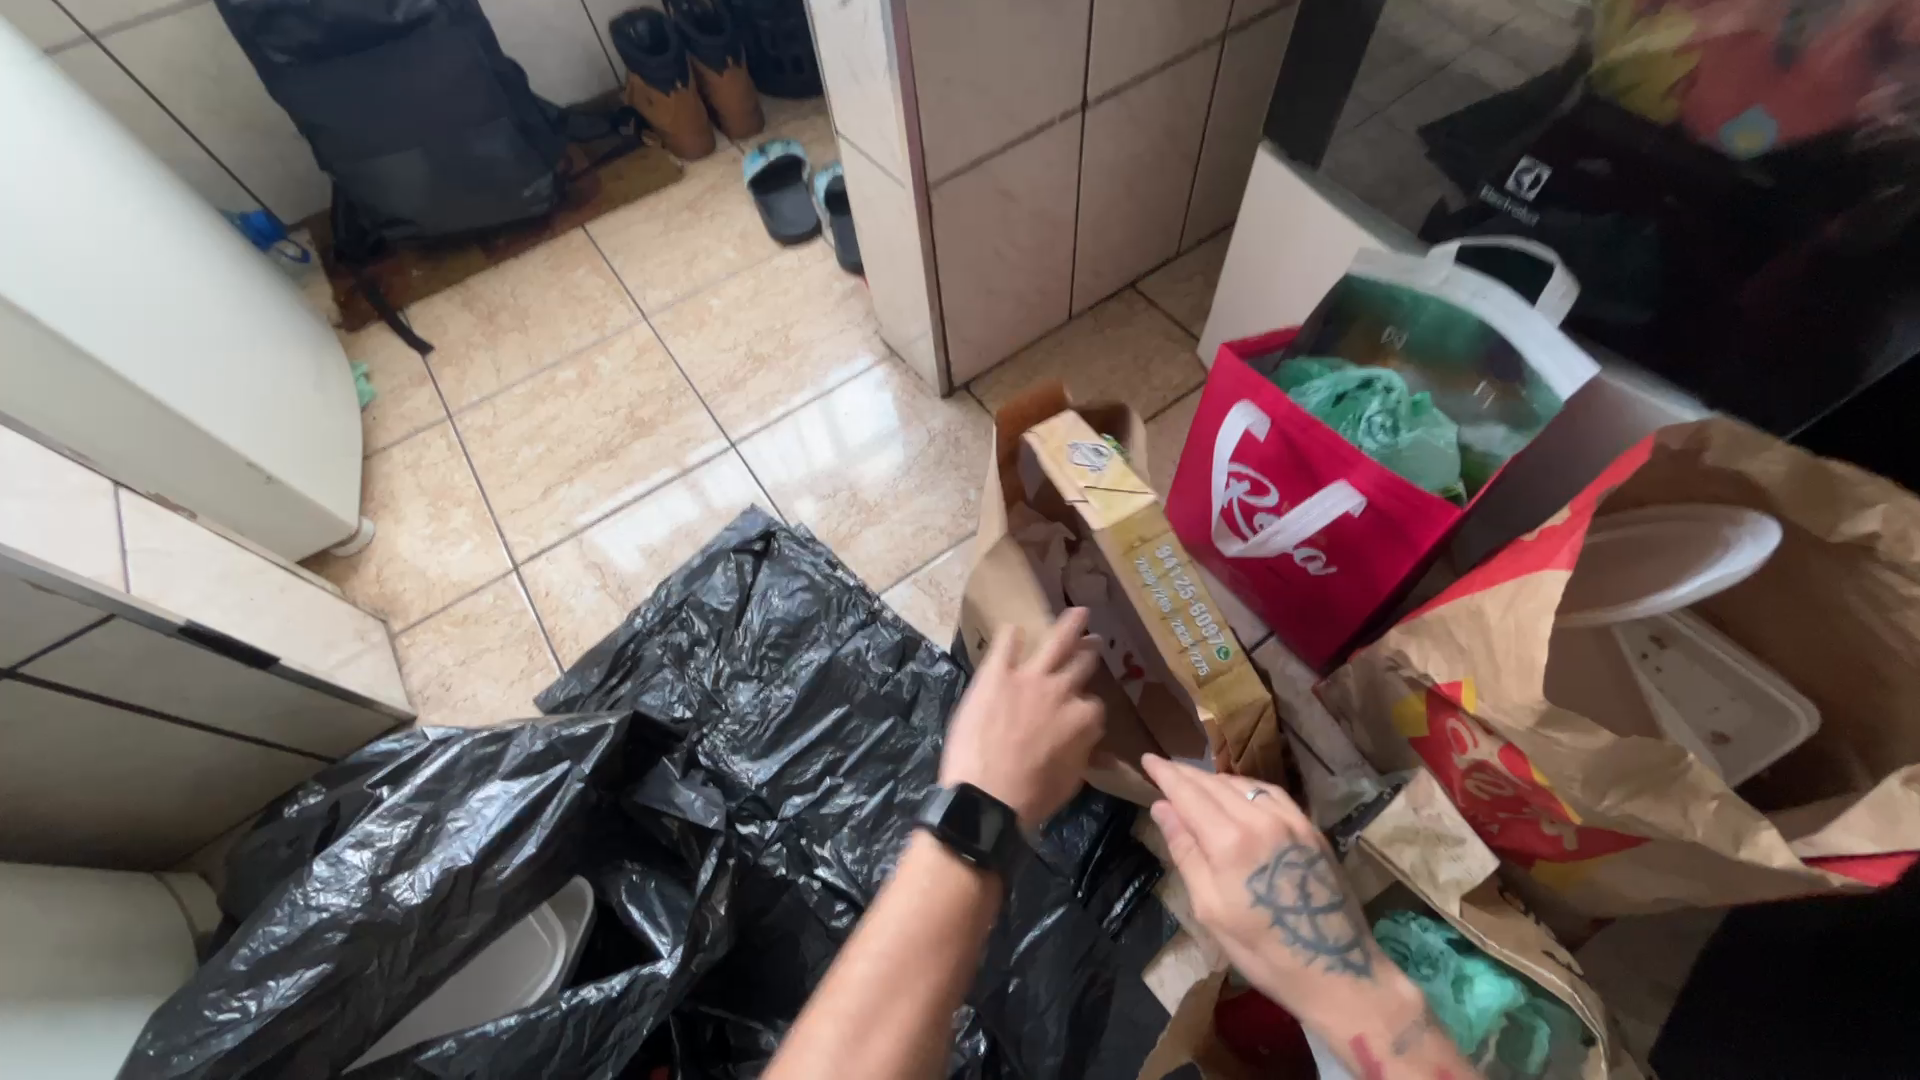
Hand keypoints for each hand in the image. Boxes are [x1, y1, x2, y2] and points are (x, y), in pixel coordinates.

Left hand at [940, 609, 1104, 826]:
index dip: (1086, 709)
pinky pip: (1005, 645)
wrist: (986, 795)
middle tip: (1094, 643)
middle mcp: (1062, 691)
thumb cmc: (1030, 797)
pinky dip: (1010, 635)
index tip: (1079, 714)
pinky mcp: (996, 674)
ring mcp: (1029, 678)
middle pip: (1081, 666)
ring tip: (1078, 612)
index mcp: (1083, 718)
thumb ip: (1082, 754)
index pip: (1094, 705)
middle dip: (1089, 654)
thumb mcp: (1070, 781)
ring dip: (1069, 626)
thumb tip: (1088, 747)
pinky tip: (1012, 629)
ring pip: (1055, 642)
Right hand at [1141, 756, 1419, 1035]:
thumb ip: (1185, 852)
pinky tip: (1237, 795)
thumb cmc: (1262, 950)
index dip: (1165, 773)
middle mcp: (1260, 820)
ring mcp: (1290, 821)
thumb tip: (1161, 808)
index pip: (1188, 793)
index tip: (1147, 758)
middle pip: (1213, 784)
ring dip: (1214, 780)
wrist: (1338, 973)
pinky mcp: (1310, 829)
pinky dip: (1245, 788)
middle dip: (1185, 774)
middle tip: (1164, 768)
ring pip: (1242, 785)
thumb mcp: (1209, 909)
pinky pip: (1270, 794)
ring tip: (1194, 783)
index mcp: (1230, 842)